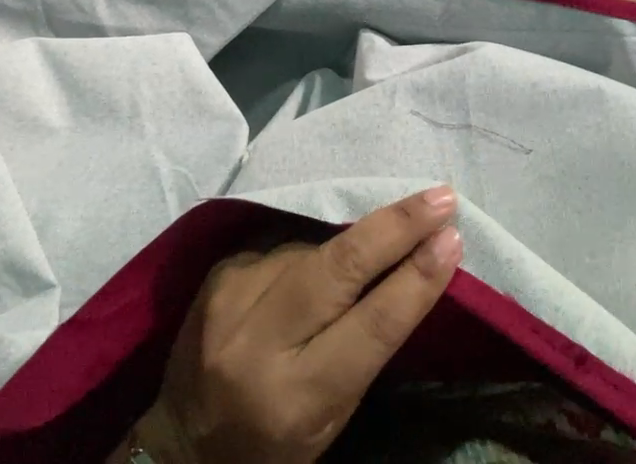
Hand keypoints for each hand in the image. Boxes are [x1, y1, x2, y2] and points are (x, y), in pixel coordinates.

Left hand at [128, 187, 463, 463]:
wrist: (181, 442)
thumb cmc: (276, 442)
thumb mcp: (334, 412)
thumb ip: (368, 342)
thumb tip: (418, 262)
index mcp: (297, 397)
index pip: (371, 326)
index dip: (417, 278)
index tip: (454, 237)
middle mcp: (257, 344)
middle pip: (338, 267)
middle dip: (396, 225)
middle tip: (441, 197)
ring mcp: (229, 301)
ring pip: (313, 247)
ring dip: (357, 235)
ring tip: (390, 228)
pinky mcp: (217, 273)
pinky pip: (283, 244)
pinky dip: (314, 245)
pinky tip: (325, 252)